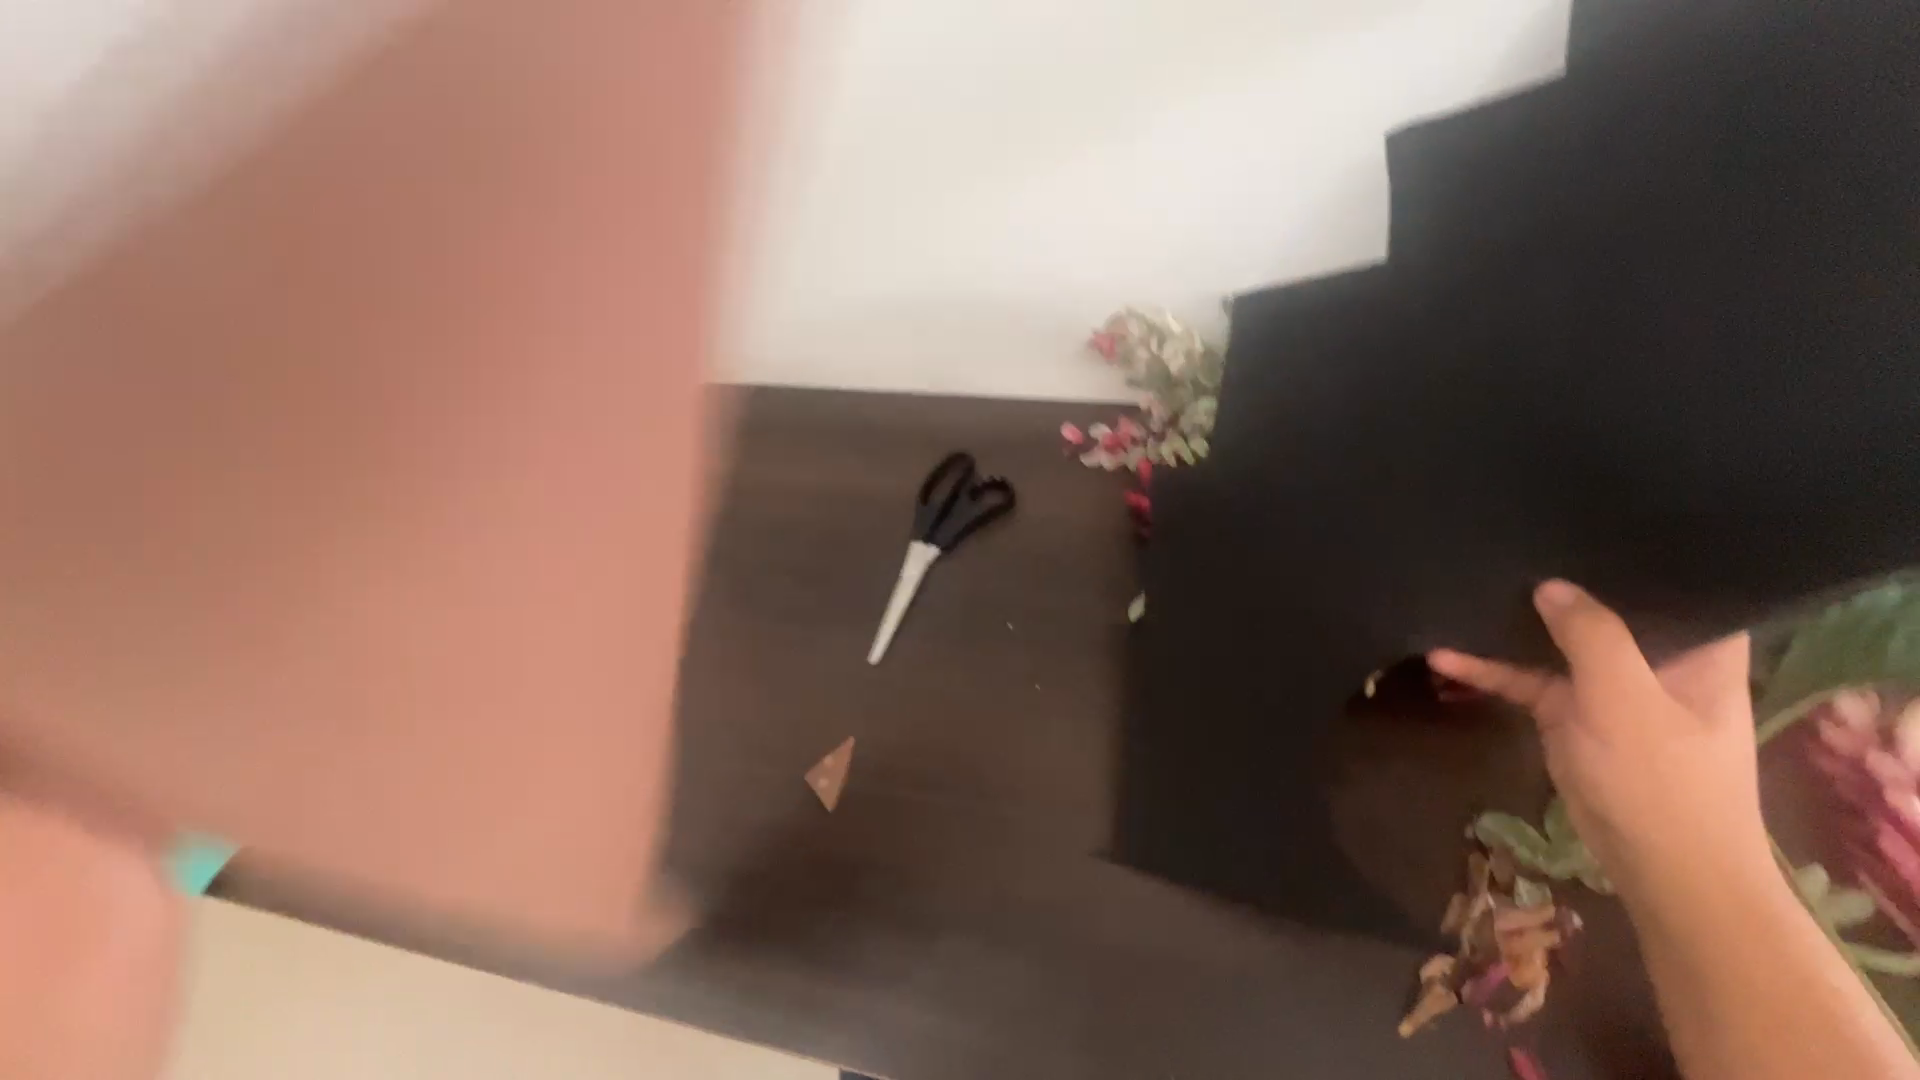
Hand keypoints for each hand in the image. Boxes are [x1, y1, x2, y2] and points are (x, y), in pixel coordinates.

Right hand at [1428, 580, 1773, 905]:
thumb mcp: (1624, 698)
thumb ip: (1591, 635)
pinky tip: (1444, 661)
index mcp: (1697, 652)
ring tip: (1462, 595)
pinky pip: (1526, 682)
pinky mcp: (1571, 717)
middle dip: (1559, 586)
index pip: (1672, 588)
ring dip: (1512, 630)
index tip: (1584, 530)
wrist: (1661, 865)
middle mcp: (1655, 662)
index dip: (1634, 559)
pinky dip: (1490, 673)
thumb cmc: (1661, 778)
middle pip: (1604, 612)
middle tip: (1511, 549)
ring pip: (1556, 646)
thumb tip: (1550, 586)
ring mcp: (1610, 690)